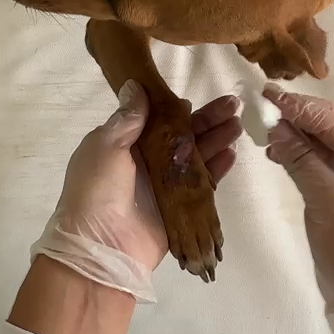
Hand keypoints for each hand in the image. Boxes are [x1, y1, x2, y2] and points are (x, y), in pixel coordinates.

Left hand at [32, 82, 242, 299]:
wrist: (100, 247)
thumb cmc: (96, 190)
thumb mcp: (104, 146)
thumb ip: (126, 119)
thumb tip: (135, 86)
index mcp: (125, 147)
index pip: (157, 121)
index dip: (176, 110)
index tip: (193, 99)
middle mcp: (147, 164)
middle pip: (183, 137)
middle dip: (207, 121)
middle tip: (233, 105)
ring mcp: (165, 187)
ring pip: (196, 158)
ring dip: (216, 140)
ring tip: (237, 125)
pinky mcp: (180, 209)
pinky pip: (202, 185)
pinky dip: (216, 169)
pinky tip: (230, 153)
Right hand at [265, 87, 333, 333]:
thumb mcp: (327, 199)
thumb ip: (302, 160)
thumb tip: (276, 129)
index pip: (333, 122)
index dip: (299, 107)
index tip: (268, 93)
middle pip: (327, 128)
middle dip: (295, 117)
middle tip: (260, 103)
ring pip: (319, 144)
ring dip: (292, 135)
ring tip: (262, 127)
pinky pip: (316, 162)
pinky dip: (296, 155)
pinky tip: (274, 150)